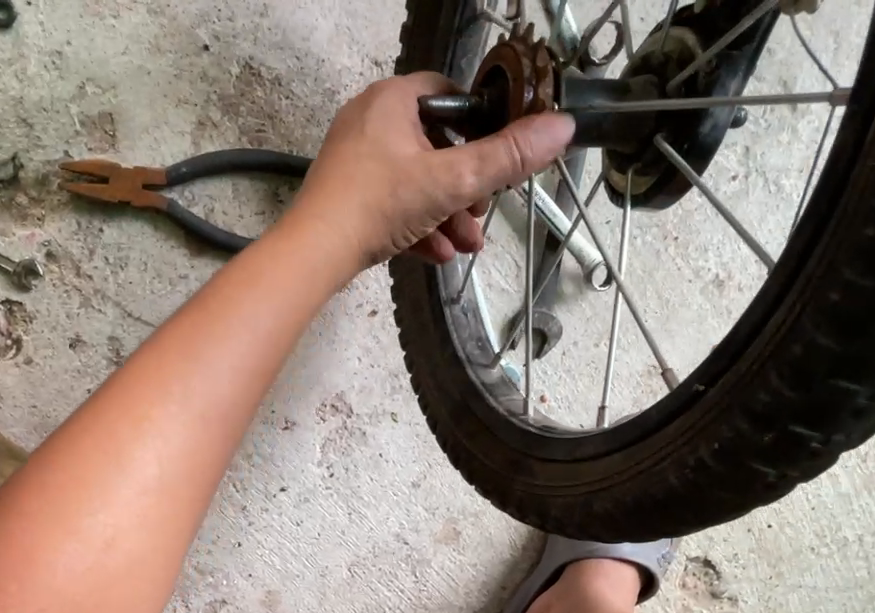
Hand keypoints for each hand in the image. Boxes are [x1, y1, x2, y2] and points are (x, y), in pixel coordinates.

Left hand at [284, 71, 576, 270]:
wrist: (313, 254)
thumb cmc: (376, 205)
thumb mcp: (451, 182)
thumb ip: (505, 158)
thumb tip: (561, 128)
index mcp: (392, 100)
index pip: (448, 95)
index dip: (479, 123)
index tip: (497, 155)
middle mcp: (369, 122)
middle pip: (435, 148)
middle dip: (464, 189)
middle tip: (480, 215)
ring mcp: (353, 162)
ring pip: (414, 184)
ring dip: (445, 215)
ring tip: (465, 245)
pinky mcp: (345, 198)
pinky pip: (390, 206)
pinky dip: (416, 227)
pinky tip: (435, 255)